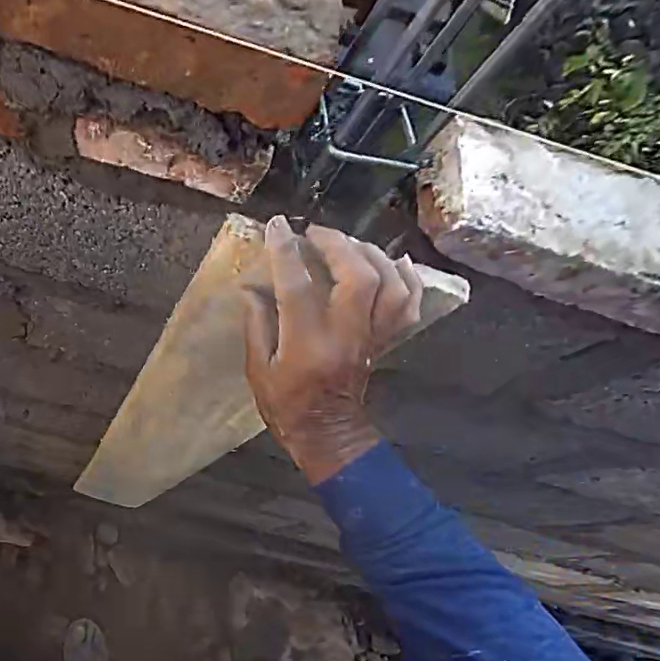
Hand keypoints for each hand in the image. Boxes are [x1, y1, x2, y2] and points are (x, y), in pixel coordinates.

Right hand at [241, 216, 421, 483]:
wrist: (327, 434)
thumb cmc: (285, 406)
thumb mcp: (258, 370)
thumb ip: (257, 326)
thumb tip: (251, 287)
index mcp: (307, 345)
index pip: (298, 288)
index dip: (286, 252)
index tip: (278, 226)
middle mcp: (345, 336)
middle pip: (358, 277)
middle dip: (337, 245)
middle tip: (315, 233)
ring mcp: (371, 338)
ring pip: (389, 284)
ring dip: (370, 254)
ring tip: (347, 244)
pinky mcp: (384, 340)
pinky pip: (408, 304)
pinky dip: (407, 278)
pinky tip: (395, 260)